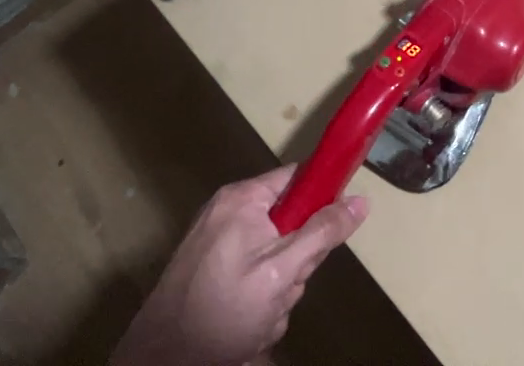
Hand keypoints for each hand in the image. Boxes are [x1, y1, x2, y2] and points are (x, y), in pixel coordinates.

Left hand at [111, 166, 368, 365]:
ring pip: (276, 252)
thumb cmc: (222, 311)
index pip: (300, 176)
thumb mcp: (282, 272)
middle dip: (298, 259)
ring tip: (264, 311)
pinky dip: (260, 296)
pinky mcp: (211, 270)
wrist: (161, 364)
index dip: (323, 197)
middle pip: (291, 219)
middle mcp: (228, 212)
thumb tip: (362, 200)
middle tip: (286, 284)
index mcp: (243, 199)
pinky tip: (250, 321)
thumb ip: (323, 233)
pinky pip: (255, 271)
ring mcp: (217, 242)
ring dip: (281, 285)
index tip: (333, 228)